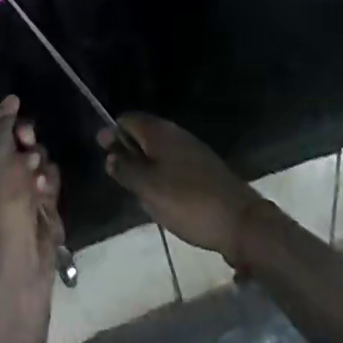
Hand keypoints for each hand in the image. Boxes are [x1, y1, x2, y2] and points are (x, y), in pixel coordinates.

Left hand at [0, 96, 63, 287]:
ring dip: (40, 168)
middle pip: (20, 142)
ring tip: (35, 186)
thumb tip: (10, 97)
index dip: (8, 124)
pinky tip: (44, 199)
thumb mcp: (0, 157)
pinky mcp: (40, 202)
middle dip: (29, 145)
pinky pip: (49, 179)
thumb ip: (6, 125)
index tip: (20, 126)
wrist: (18, 258)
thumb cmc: (2, 203)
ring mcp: (20, 189)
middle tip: (29, 152)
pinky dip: (48, 186)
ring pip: (39, 158)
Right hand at [99, 114, 263, 262]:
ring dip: (144, 166)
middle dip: (128, 151)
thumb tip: (110, 155)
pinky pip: (173, 165)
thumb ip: (125, 169)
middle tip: (117, 175)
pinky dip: (162, 176)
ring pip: (159, 151)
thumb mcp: (148, 188)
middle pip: (143, 134)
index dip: (112, 133)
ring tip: (136, 190)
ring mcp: (192, 151)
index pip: (128, 119)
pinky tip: (162, 198)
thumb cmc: (188, 201)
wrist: (240, 222)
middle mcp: (176, 134)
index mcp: (160, 132)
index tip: (102, 153)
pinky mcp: (204, 170)